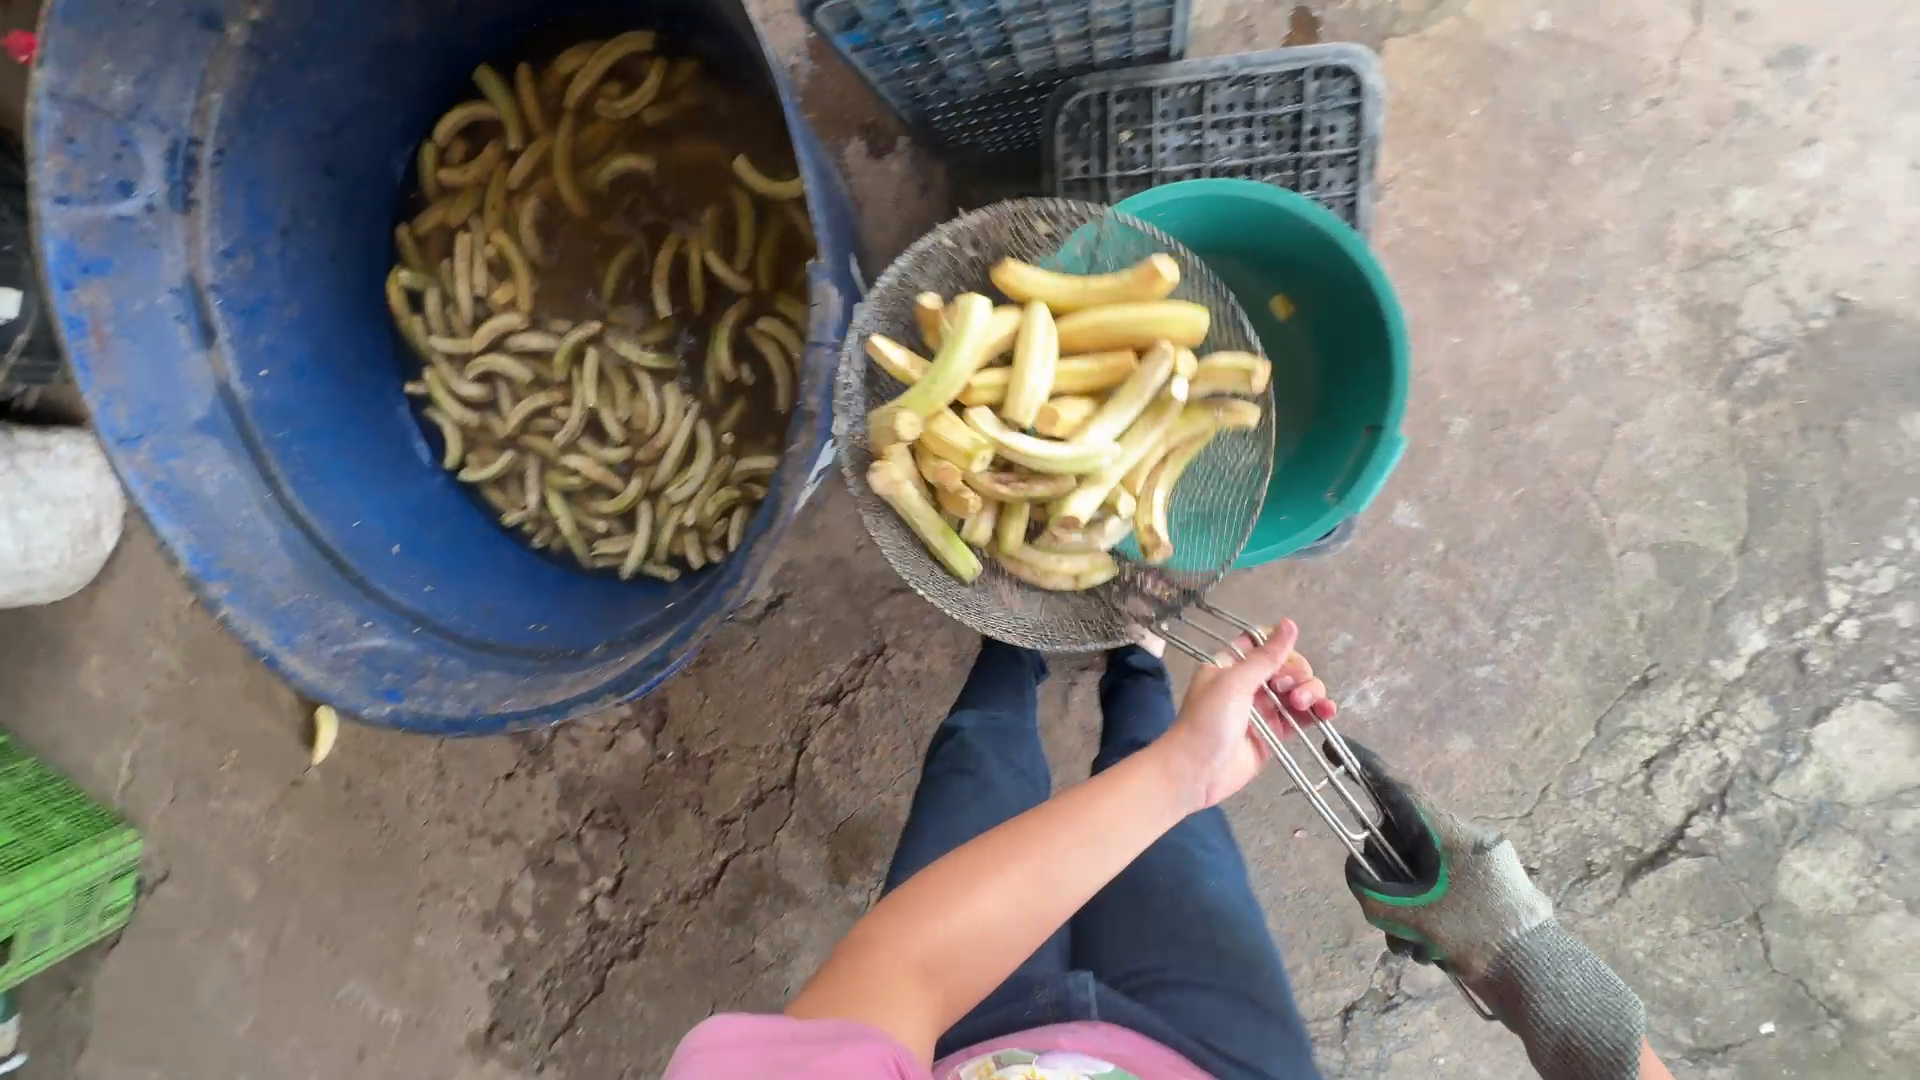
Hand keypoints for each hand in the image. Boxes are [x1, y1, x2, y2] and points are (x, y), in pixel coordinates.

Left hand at [1152, 618, 1336, 810]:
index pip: (1261, 644)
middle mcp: (1247, 684)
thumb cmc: (1207, 720)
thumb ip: (1265, 656)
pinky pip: (1300, 718)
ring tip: (1306, 703)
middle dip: (1297, 673)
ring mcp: (1262, 710)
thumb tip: (1289, 623)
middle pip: (1285, 667)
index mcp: (1230, 665)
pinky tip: (1327, 712)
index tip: (1287, 658)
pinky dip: (1316, 713)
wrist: (1196, 770)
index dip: (1279, 648)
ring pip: (1297, 691)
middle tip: (1290, 689)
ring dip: (1310, 692)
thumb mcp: (1234, 682)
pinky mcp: (1274, 734)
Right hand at [1334, 738, 1552, 980]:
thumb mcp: (1411, 917)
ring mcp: (1478, 865)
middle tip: (1385, 913)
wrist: (1544, 983)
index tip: (1334, 746)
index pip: (1396, 788)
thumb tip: (1357, 872)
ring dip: (1406, 909)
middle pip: (1400, 840)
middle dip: (1386, 878)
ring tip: (1412, 945)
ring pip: (1418, 871)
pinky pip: (1440, 889)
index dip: (1362, 765)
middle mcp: (1464, 840)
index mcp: (1448, 833)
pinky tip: (1429, 950)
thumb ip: (1370, 890)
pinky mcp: (1487, 890)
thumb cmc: (1477, 937)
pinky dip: (1426, 917)